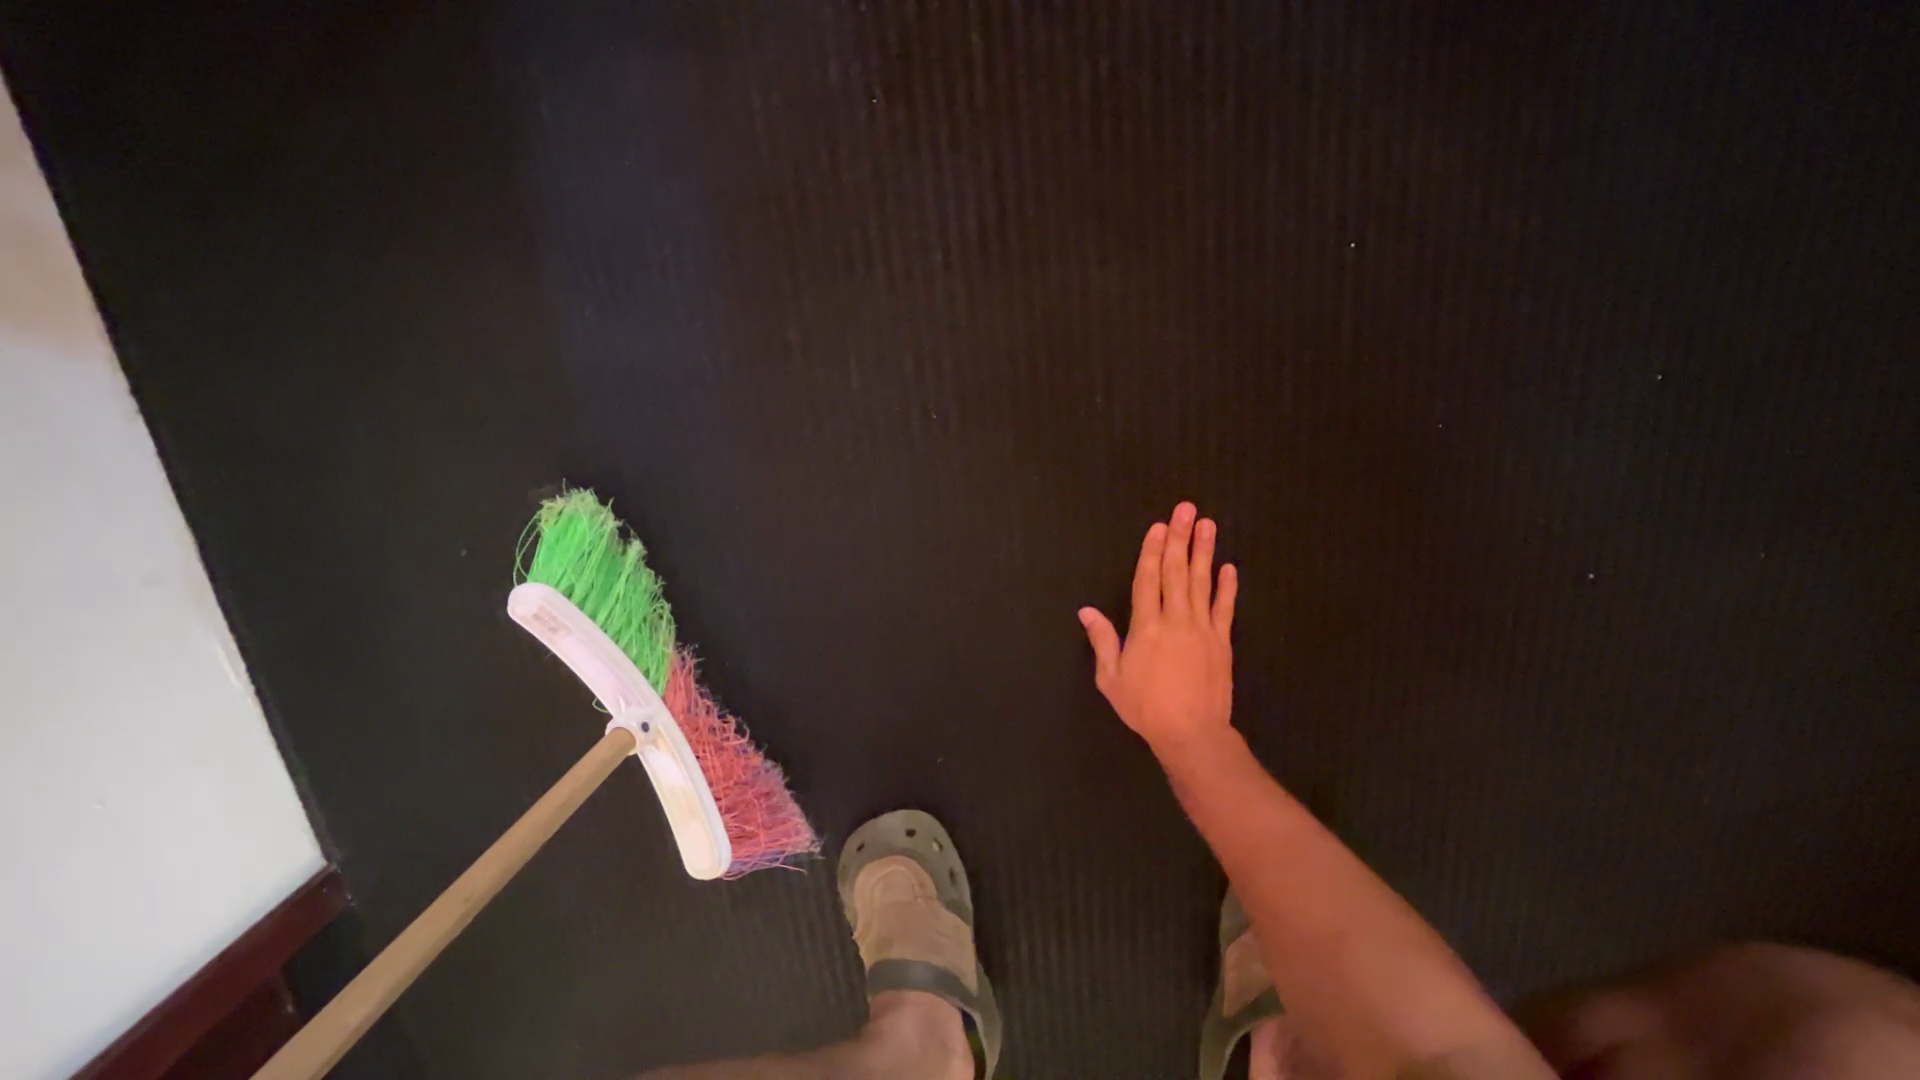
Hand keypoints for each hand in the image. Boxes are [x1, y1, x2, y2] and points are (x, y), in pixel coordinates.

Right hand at [1079, 501, 1237, 755]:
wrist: (1192, 733)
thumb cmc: (1145, 708)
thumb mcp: (1111, 679)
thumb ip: (1102, 641)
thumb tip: (1086, 611)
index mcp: (1146, 628)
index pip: (1148, 580)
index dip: (1152, 551)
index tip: (1158, 527)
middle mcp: (1175, 621)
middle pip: (1176, 572)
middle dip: (1179, 538)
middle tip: (1186, 510)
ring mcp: (1202, 629)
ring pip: (1201, 583)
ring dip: (1203, 552)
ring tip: (1207, 524)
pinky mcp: (1222, 642)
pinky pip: (1224, 608)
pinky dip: (1227, 586)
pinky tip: (1228, 566)